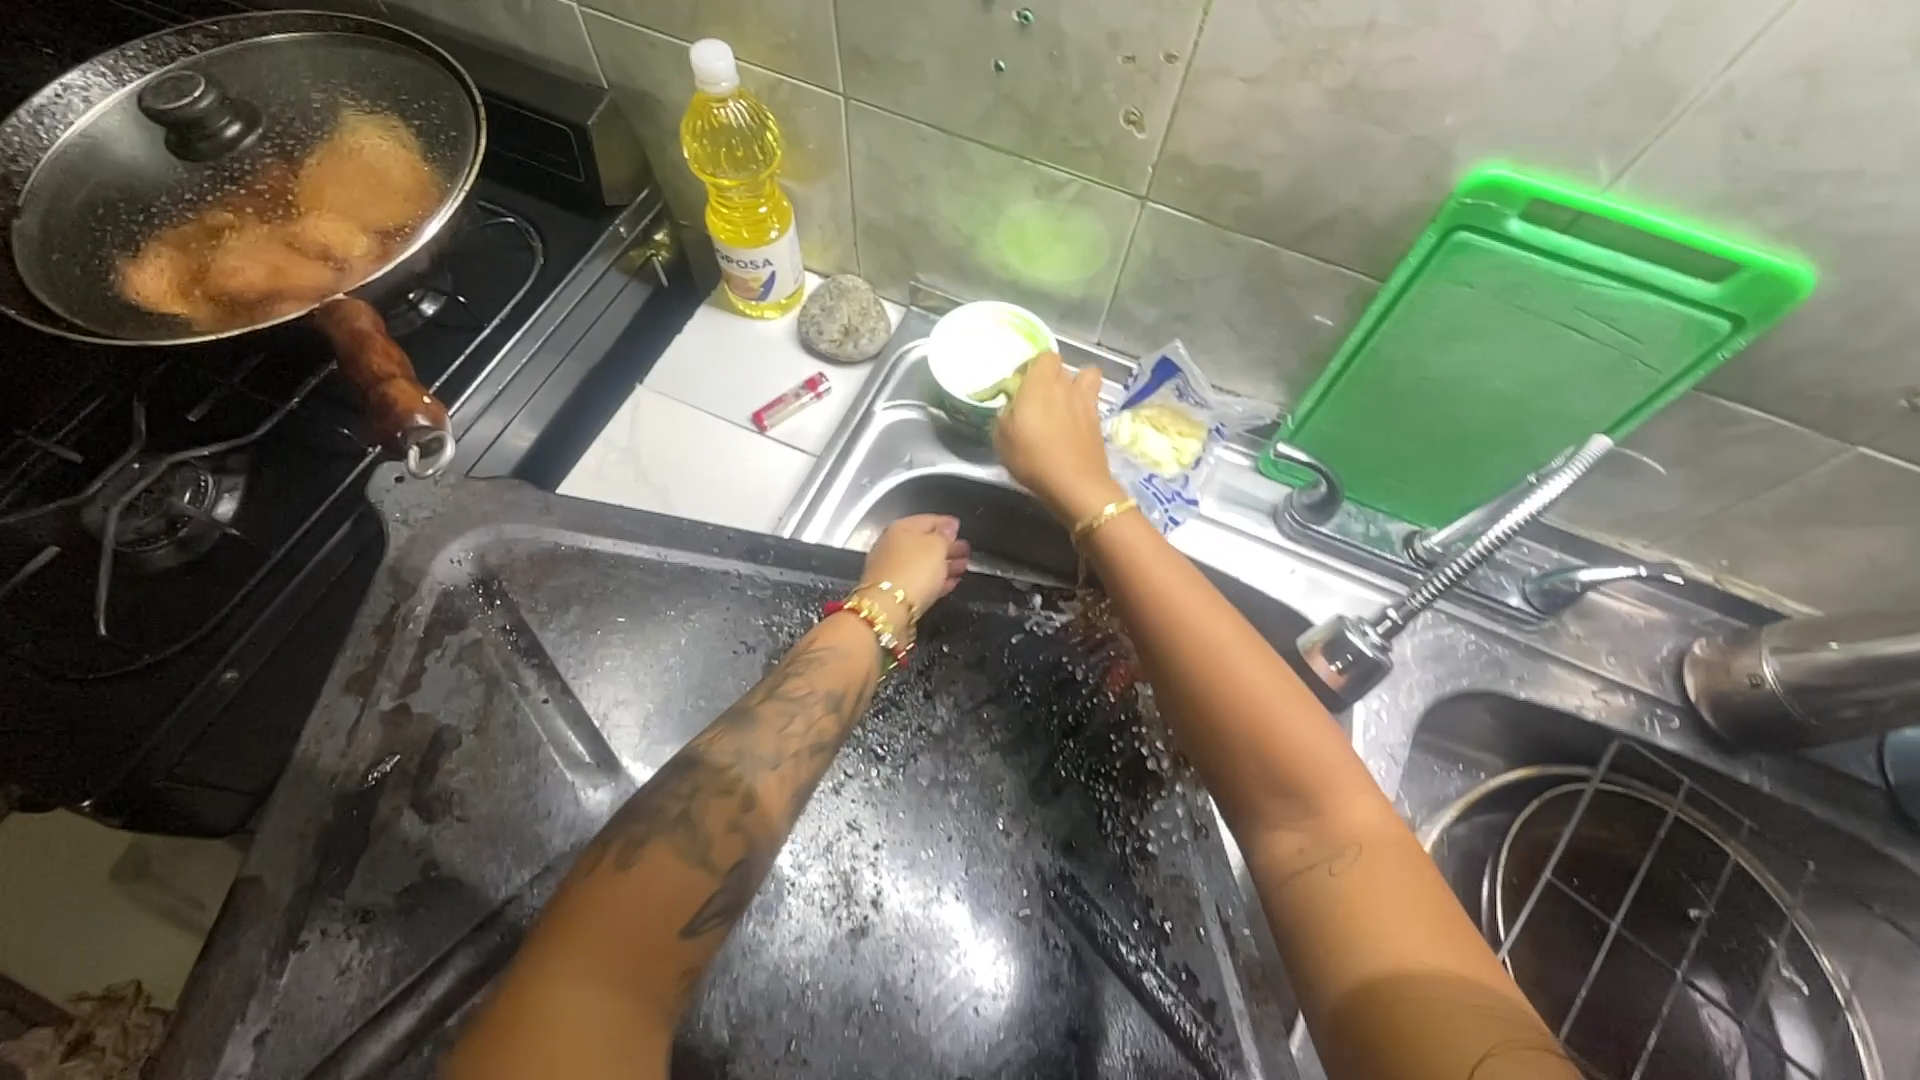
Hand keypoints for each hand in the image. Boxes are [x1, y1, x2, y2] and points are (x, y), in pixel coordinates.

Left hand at [860, 514, 969, 622]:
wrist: (888, 609)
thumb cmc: (914, 570)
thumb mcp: (936, 547)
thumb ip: (944, 535)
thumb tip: (948, 528)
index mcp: (900, 529)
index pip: (927, 520)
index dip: (946, 523)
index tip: (959, 527)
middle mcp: (892, 546)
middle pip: (924, 543)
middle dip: (946, 546)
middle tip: (965, 549)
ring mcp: (892, 570)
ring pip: (923, 563)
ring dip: (944, 564)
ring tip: (964, 567)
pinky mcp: (895, 592)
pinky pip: (920, 581)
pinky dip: (936, 580)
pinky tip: (951, 582)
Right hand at [994, 351, 1126, 524]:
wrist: (1075, 484)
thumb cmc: (1033, 458)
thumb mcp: (1002, 438)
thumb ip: (1006, 415)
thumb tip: (1012, 407)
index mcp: (1040, 383)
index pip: (1044, 356)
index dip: (1033, 367)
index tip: (1022, 385)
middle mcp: (1066, 385)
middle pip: (1063, 367)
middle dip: (1053, 377)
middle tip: (1040, 398)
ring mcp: (1087, 402)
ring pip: (1087, 377)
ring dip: (1077, 385)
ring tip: (1065, 404)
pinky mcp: (1099, 421)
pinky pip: (1092, 403)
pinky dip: (1084, 409)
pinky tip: (1073, 427)